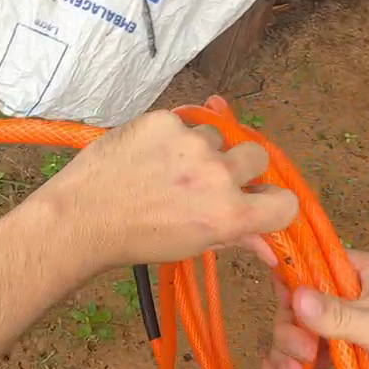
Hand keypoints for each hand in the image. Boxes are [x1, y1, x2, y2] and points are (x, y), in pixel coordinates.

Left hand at [28, 100, 298, 273]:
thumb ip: (235, 238)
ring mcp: (191, 142)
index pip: (286, 201)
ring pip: (216, 135)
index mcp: (230, 214)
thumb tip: (269, 249)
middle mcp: (218, 174)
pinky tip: (146, 153)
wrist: (83, 216)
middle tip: (209, 178)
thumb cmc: (137, 239)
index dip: (272, 201)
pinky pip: (183, 121)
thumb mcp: (192, 246)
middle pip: (258, 156)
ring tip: (167, 167)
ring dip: (201, 148)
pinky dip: (170, 135)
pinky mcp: (165, 120)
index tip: (255, 200)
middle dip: (240, 166)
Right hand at [260, 249, 368, 368]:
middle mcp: (348, 294)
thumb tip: (295, 297)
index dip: (290, 281)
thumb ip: (338, 314)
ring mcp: (346, 327)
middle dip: (290, 327)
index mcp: (360, 272)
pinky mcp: (346, 358)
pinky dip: (291, 363)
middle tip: (300, 355)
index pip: (311, 264)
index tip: (285, 307)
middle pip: (299, 302)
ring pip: (300, 329)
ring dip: (287, 348)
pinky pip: (308, 354)